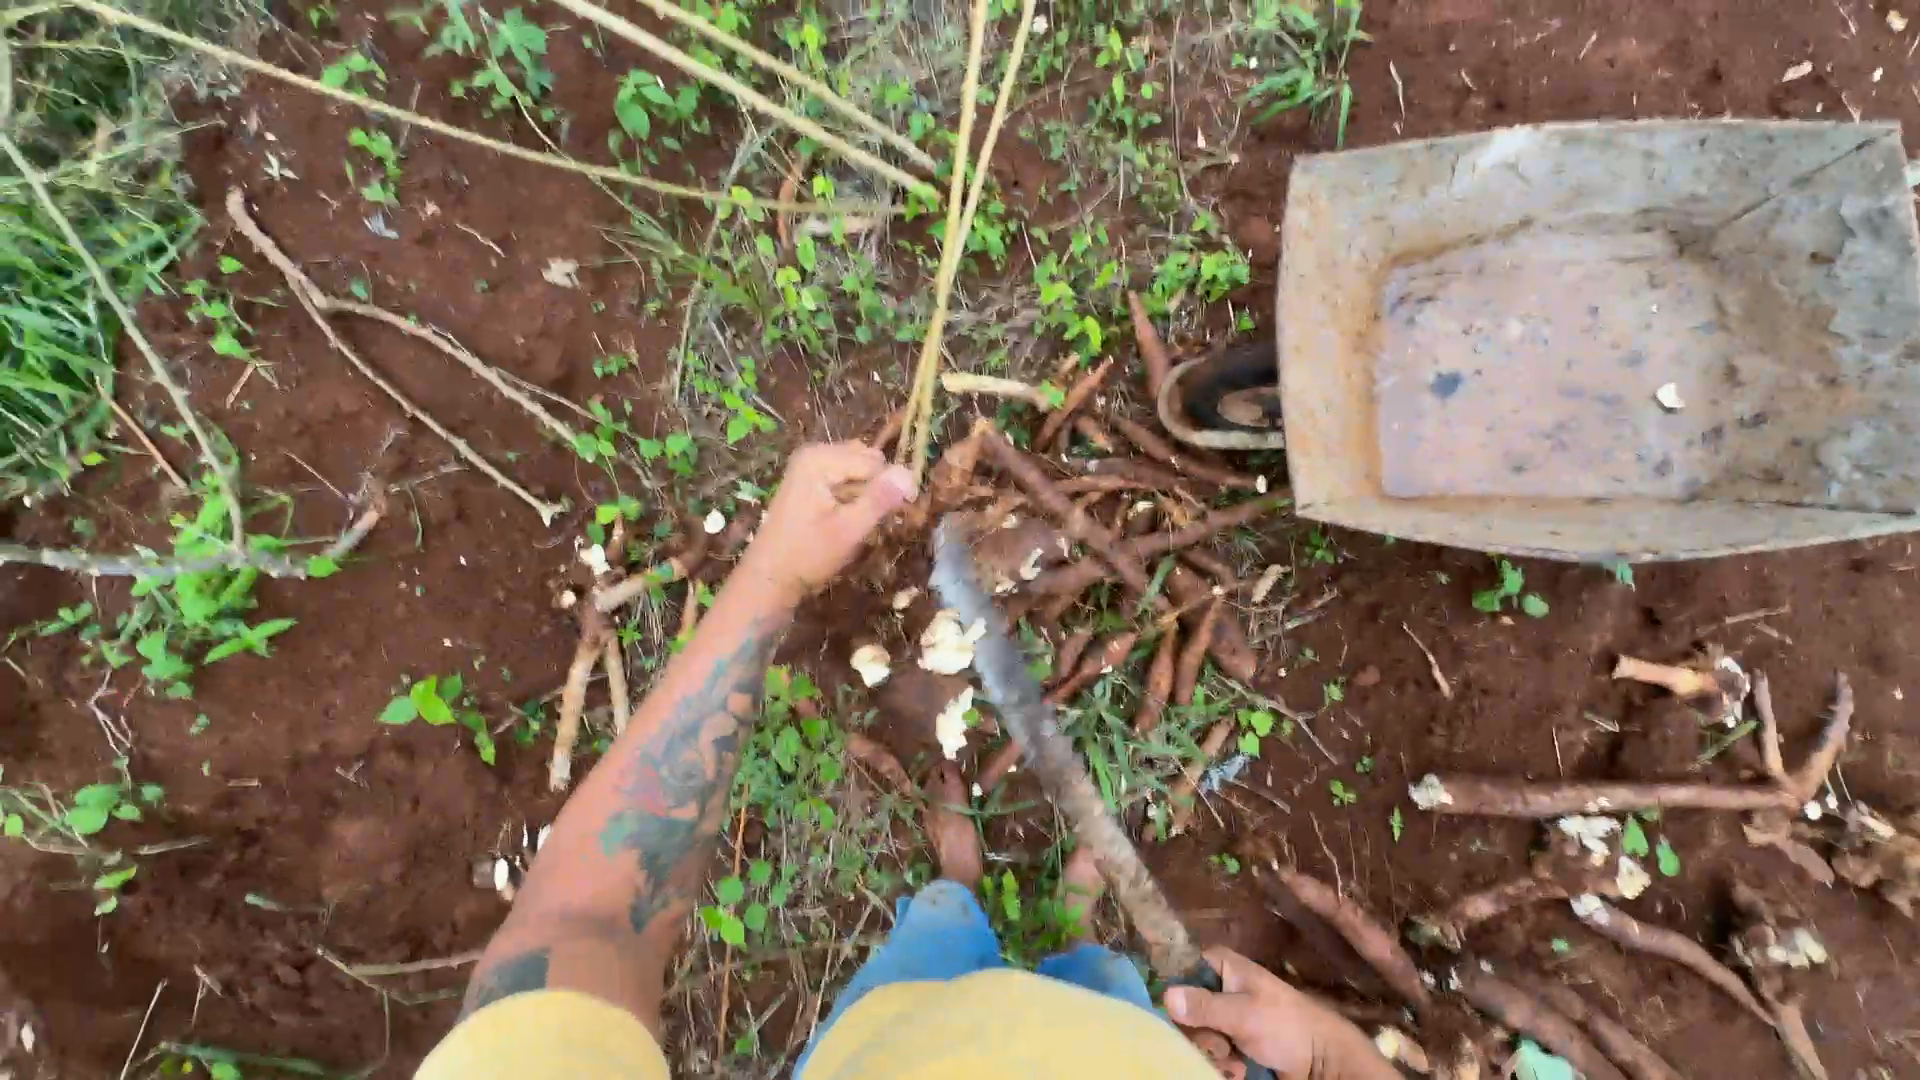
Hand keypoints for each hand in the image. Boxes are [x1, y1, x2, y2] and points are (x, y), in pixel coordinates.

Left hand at [735, 442, 916, 605]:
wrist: (770, 577)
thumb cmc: (808, 555)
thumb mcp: (848, 530)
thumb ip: (879, 499)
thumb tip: (910, 474)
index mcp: (820, 459)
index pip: (876, 463)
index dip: (889, 490)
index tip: (893, 518)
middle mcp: (814, 453)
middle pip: (869, 461)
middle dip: (877, 490)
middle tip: (866, 522)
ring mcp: (810, 465)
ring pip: (861, 471)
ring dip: (867, 494)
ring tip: (856, 521)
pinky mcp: (810, 479)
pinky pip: (847, 478)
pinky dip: (854, 496)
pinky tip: (846, 518)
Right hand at [1165, 948, 1398, 1079]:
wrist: (1326, 1063)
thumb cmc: (1286, 1026)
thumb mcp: (1244, 1015)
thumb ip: (1204, 1006)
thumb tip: (1164, 996)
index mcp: (1220, 965)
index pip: (1179, 971)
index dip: (1175, 996)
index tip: (1181, 1018)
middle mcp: (1219, 986)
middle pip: (1184, 1008)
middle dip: (1200, 1035)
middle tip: (1220, 1047)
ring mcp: (1226, 1016)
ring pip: (1197, 1034)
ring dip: (1212, 1054)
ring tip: (1234, 1065)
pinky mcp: (1234, 1041)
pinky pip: (1212, 1051)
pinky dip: (1222, 1065)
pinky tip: (1237, 1072)